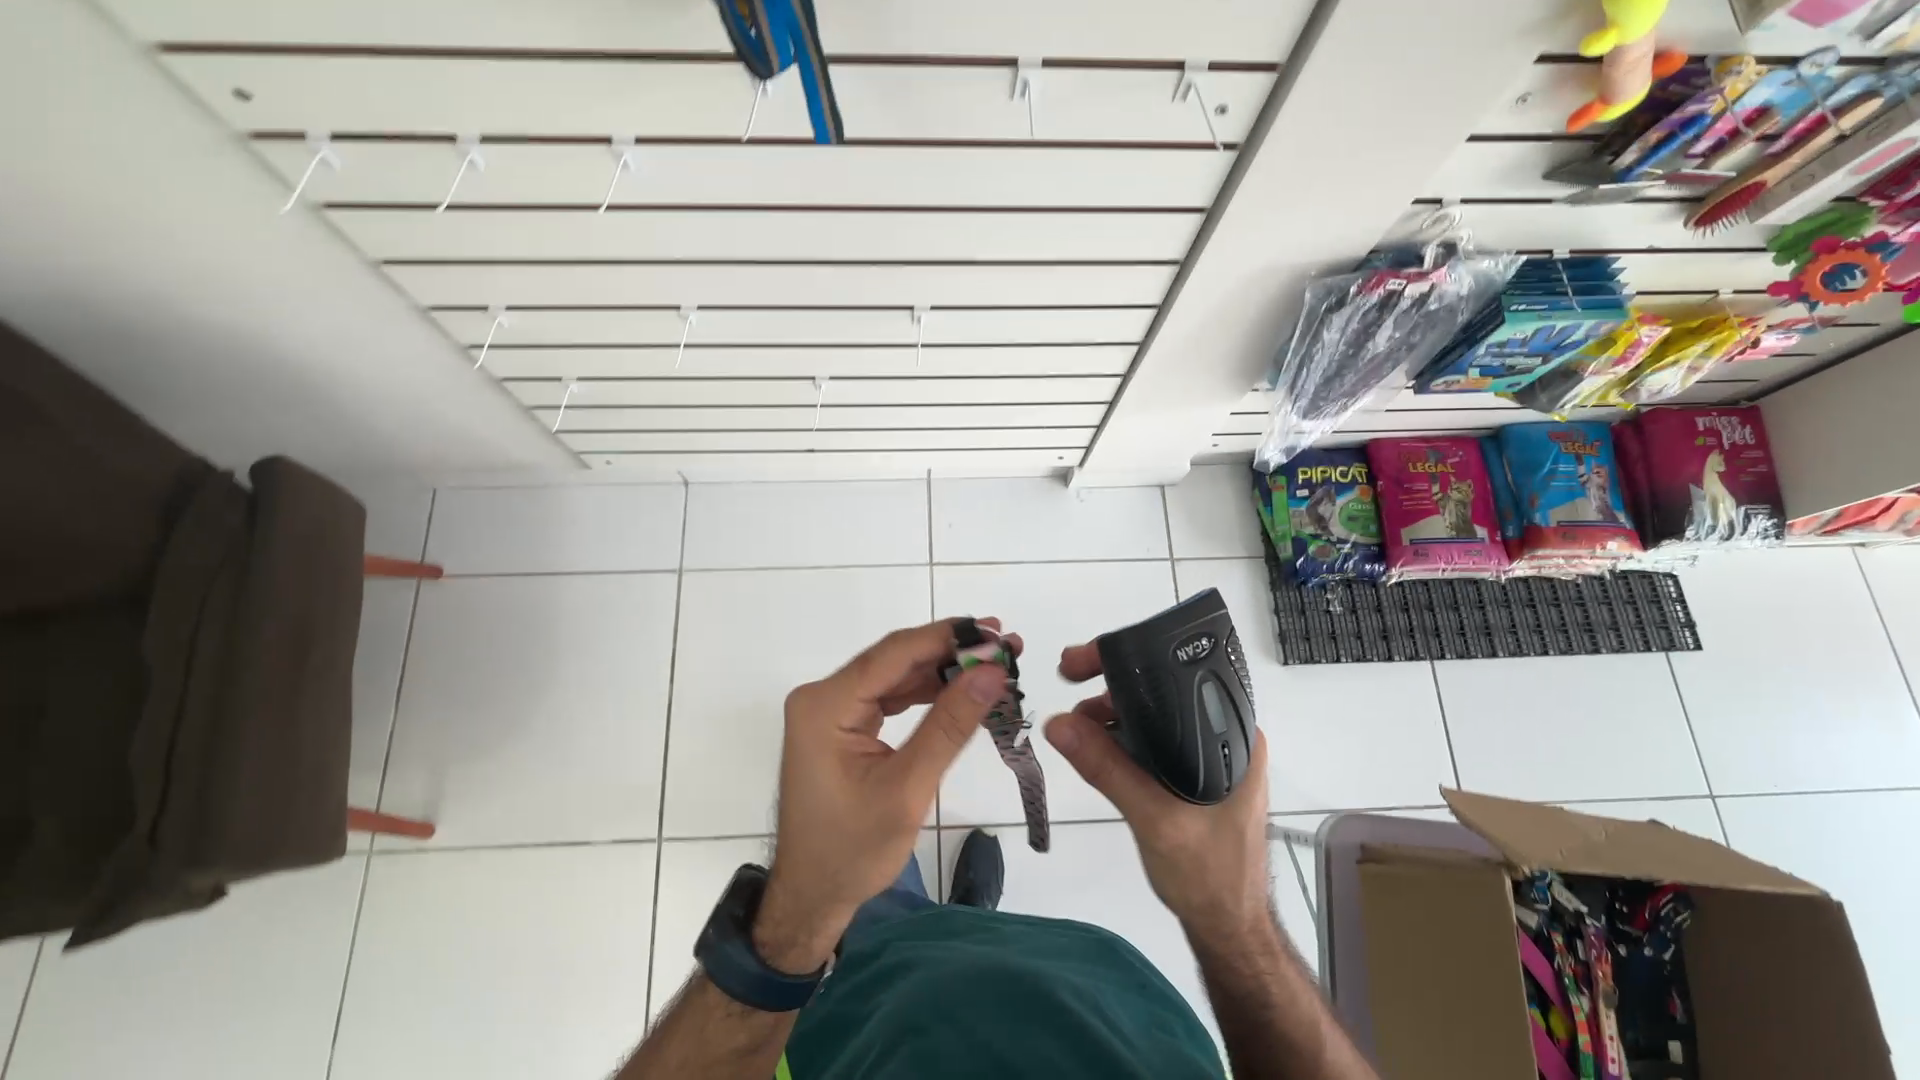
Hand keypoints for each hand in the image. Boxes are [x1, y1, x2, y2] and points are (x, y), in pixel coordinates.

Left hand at [755, 619, 1018, 973]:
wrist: (813, 895)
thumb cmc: (853, 850)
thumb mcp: (907, 788)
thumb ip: (949, 726)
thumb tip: (992, 673)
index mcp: (824, 705)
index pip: (893, 655)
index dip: (947, 639)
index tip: (996, 631)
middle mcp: (822, 697)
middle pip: (895, 660)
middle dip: (951, 652)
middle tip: (1007, 645)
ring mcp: (831, 711)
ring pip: (895, 676)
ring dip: (943, 671)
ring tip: (994, 665)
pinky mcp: (843, 726)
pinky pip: (889, 697)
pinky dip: (926, 694)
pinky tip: (962, 690)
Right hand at [1045, 641, 1272, 938]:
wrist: (1229, 930)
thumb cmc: (1208, 876)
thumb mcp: (1154, 819)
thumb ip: (1108, 770)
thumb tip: (1059, 723)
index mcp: (1235, 733)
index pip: (1180, 674)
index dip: (1130, 660)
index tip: (1085, 662)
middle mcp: (1226, 735)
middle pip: (1164, 692)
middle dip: (1113, 686)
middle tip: (1070, 686)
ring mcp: (1212, 757)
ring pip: (1156, 718)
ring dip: (1115, 715)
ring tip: (1078, 726)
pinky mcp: (1195, 777)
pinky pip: (1155, 743)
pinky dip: (1124, 739)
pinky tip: (1098, 747)